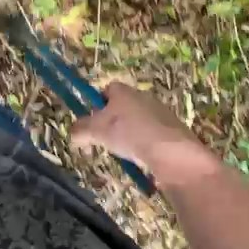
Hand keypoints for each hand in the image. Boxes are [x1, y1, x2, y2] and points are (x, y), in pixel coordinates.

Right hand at [69, 83, 224, 189]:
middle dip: (113, 121)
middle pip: (123, 106)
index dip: (98, 103)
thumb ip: (79, 130)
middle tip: (105, 137)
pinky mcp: (174, 130)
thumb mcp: (94, 131)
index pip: (107, 89)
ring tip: (125, 151)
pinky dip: (146, 144)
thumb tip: (73, 135)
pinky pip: (153, 134)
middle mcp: (143, 97)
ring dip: (130, 133)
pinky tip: (143, 158)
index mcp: (123, 91)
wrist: (171, 152)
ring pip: (139, 121)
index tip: (93, 120)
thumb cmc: (128, 133)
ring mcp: (161, 113)